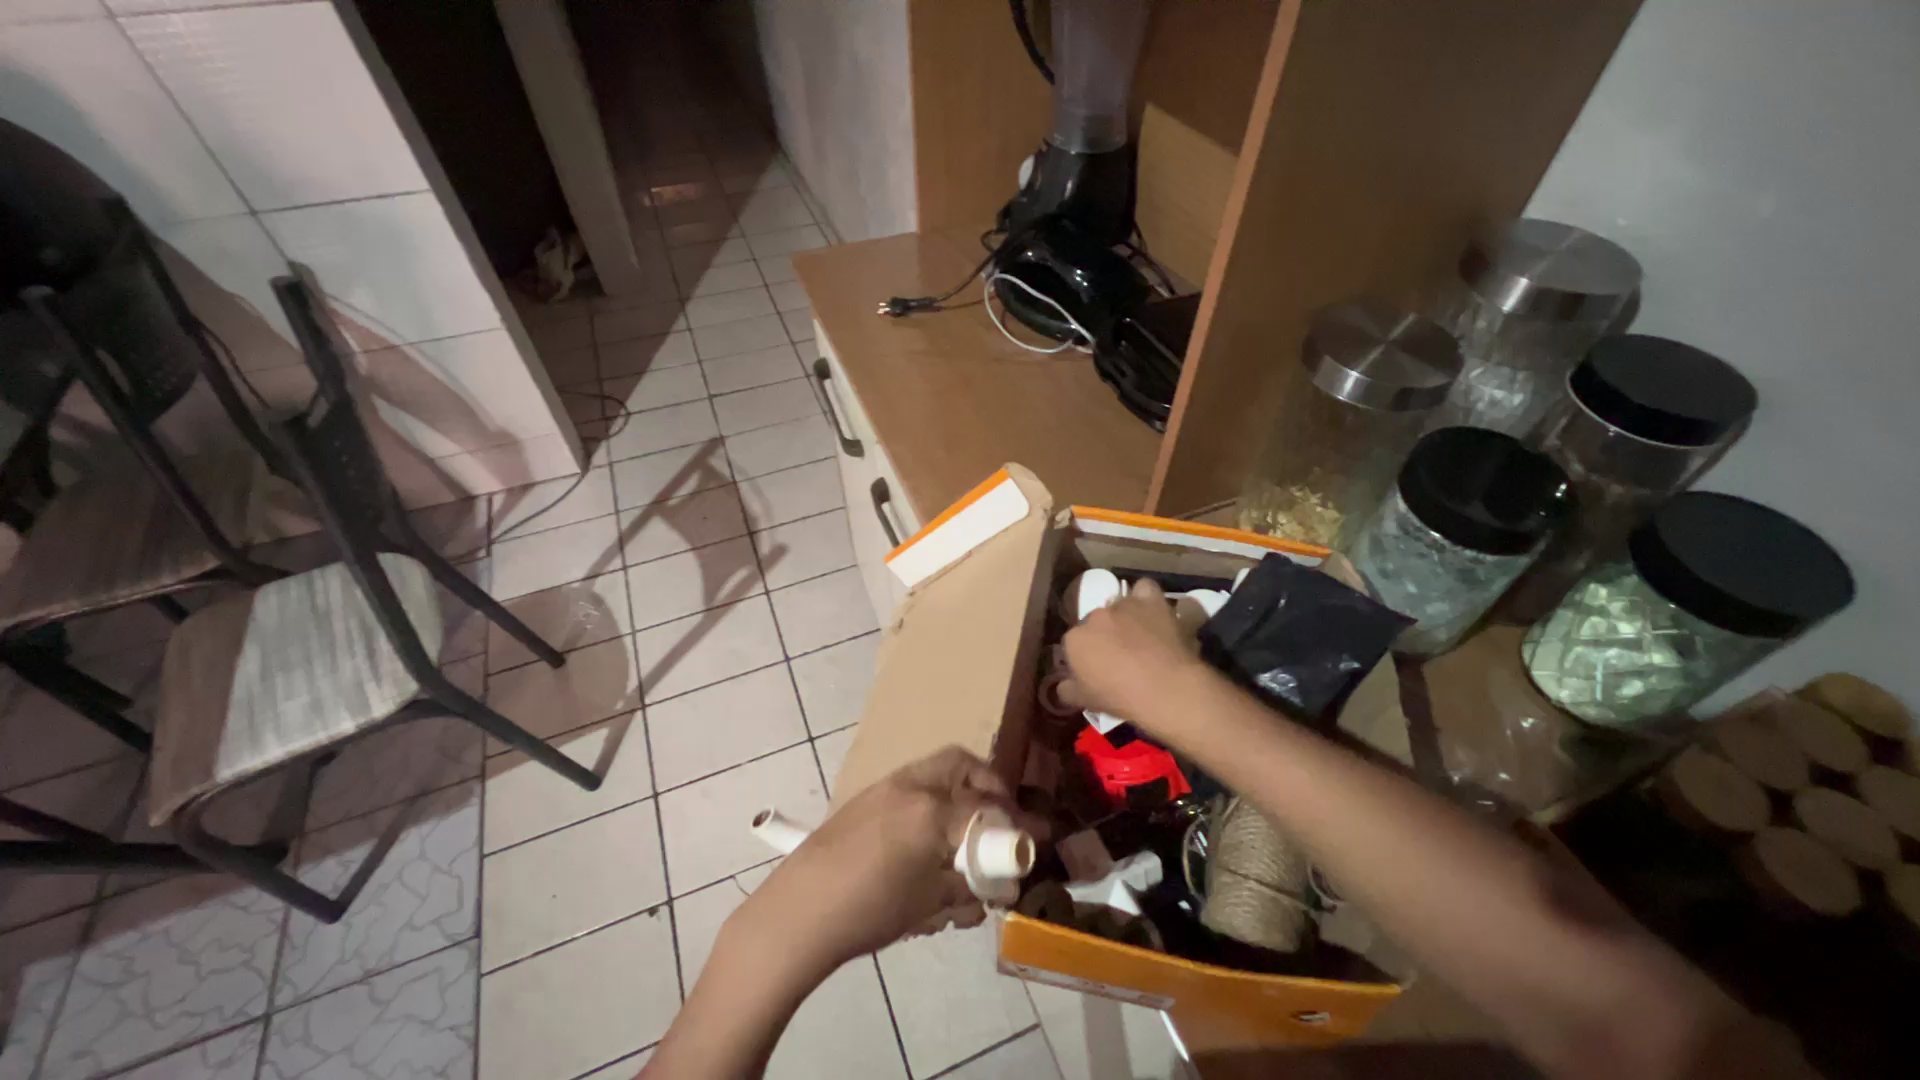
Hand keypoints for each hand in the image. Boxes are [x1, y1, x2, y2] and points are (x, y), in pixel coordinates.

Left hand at [731, 746, 1018, 974]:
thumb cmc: (871, 909)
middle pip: (960, 763)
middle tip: (999, 815)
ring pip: (932, 772)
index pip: (988, 809)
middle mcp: (910, 786)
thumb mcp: (930, 904)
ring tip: (966, 829)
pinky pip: (909, 788)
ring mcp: (882, 789)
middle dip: (987, 784)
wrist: (797, 913)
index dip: (1017, 825)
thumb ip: (969, 888)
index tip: (1036, 838)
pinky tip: (929, 840)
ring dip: (957, 791)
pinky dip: (930, 802)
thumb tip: (996, 888)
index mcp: (932, 809)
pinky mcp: (862, 802)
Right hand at [1059, 577, 1210, 734]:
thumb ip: (1068, 689)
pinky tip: (1150, 610)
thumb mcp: (1085, 702)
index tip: (1097, 670)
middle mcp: (1095, 616)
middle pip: (1095, 622)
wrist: (1165, 689)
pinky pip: (1144, 588)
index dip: (1086, 656)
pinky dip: (1145, 597)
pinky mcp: (1151, 601)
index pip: (1074, 643)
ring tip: (1138, 636)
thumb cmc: (1121, 699)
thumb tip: (1063, 685)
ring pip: (1119, 605)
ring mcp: (1123, 606)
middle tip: (1120, 655)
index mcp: (1075, 639)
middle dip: (1104, 635)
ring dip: (1124, 617)